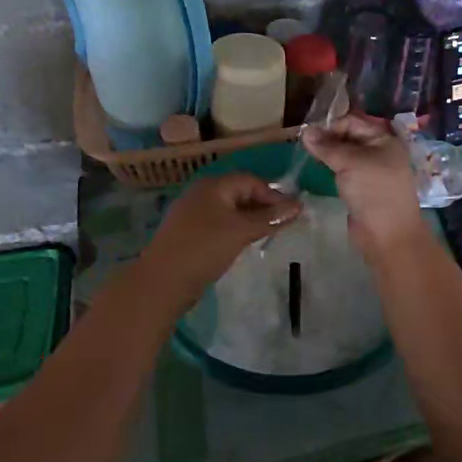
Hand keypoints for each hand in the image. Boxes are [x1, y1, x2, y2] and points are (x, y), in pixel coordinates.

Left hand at [140, 173, 299, 298]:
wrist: (163, 281)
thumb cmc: (204, 248)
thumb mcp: (241, 231)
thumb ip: (270, 218)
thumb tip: (298, 205)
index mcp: (213, 186)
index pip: (251, 180)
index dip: (273, 194)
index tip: (291, 214)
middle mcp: (202, 194)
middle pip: (240, 193)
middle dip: (263, 207)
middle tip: (282, 226)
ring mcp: (193, 214)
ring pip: (230, 210)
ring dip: (250, 220)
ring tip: (267, 236)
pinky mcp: (190, 233)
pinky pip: (219, 224)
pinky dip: (235, 231)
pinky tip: (244, 245)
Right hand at [302, 115, 427, 253]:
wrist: (387, 234)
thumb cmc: (373, 191)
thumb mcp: (350, 163)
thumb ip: (327, 147)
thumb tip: (305, 131)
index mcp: (383, 140)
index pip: (353, 122)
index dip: (330, 126)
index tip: (308, 136)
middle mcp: (379, 152)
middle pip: (349, 138)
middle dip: (328, 140)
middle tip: (304, 147)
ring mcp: (371, 172)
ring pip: (345, 156)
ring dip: (328, 155)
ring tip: (308, 158)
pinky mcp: (362, 189)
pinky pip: (345, 173)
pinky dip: (332, 170)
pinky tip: (318, 171)